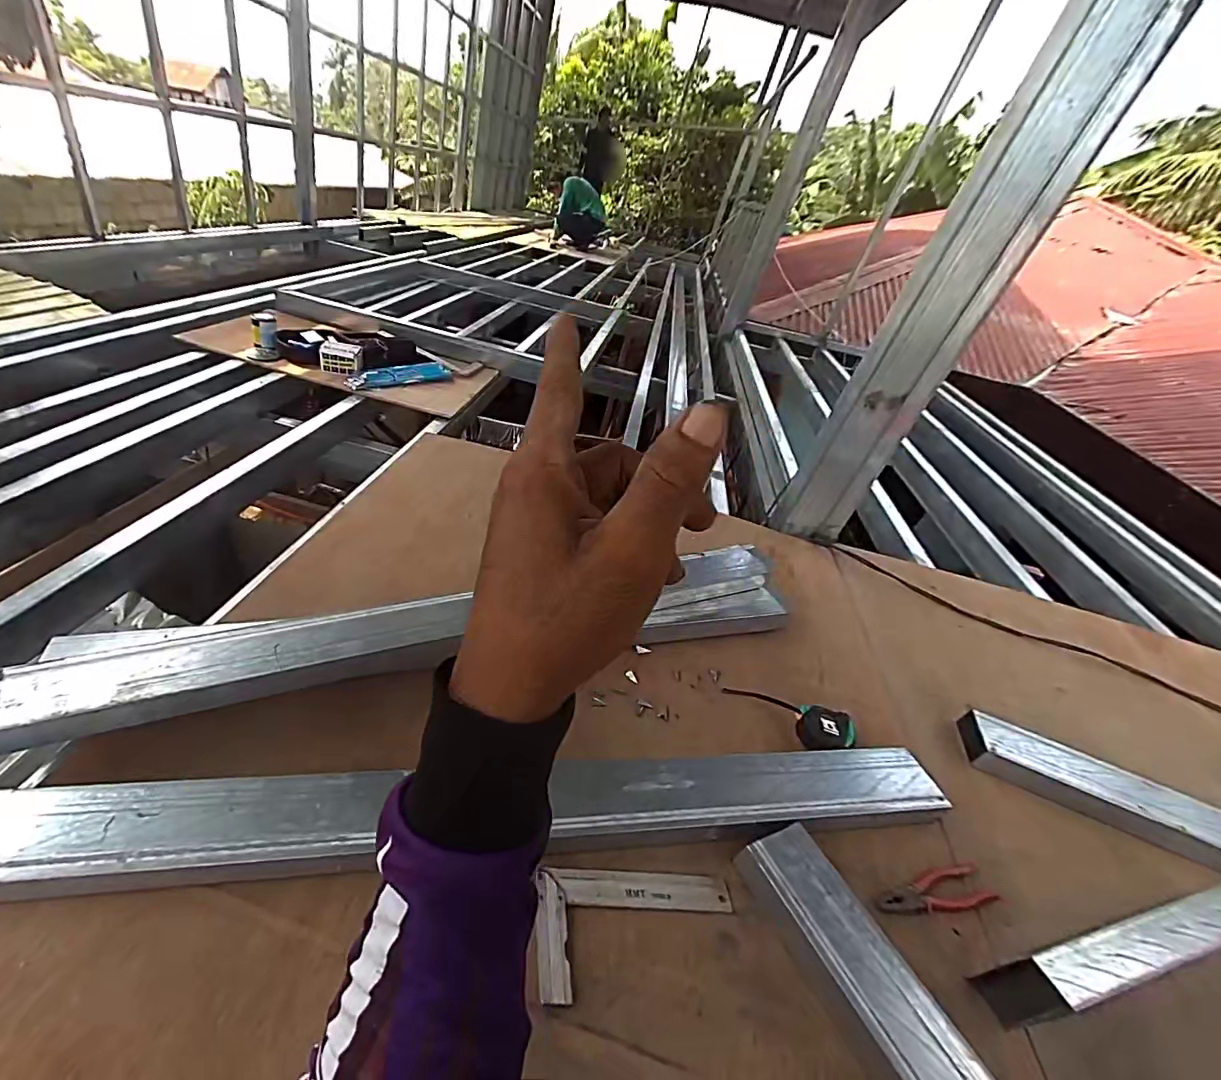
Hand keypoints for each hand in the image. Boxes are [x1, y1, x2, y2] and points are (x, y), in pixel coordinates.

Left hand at [450, 315, 727, 723]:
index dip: (567, 353)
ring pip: (607, 498)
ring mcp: (534, 522)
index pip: (559, 394)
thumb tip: (708, 410)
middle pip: (609, 459)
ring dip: (647, 522)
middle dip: (660, 485)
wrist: (512, 686)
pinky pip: (590, 527)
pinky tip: (650, 577)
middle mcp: (533, 488)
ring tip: (673, 566)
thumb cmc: (565, 616)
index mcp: (542, 474)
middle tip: (703, 526)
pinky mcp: (539, 550)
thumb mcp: (631, 550)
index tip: (565, 316)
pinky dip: (623, 542)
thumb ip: (667, 481)